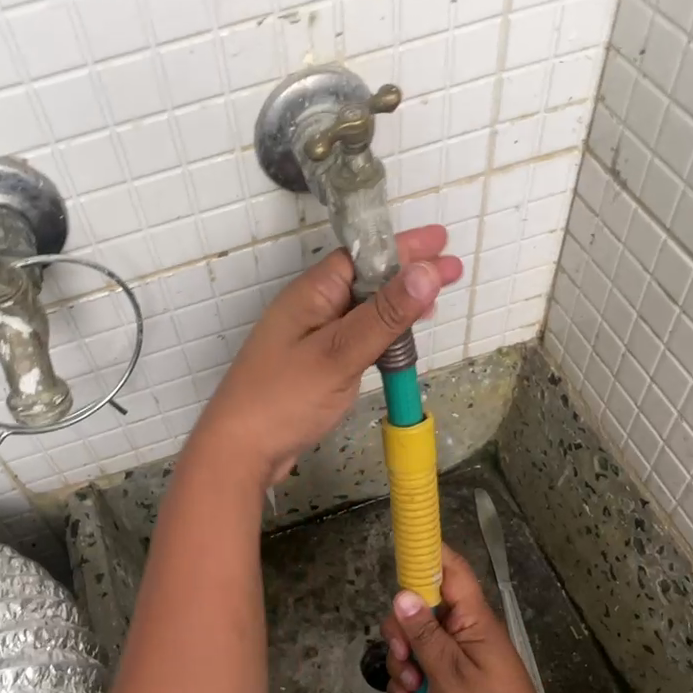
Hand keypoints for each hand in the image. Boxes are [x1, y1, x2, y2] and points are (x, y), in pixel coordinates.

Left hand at [189, 226, 463, 488]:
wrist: (240, 452)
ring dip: (397, 306)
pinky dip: (380, 336)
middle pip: (364, 281)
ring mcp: (310, 341)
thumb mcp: (339, 354)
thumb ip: (384, 316)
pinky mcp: (313, 369)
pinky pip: (354, 340)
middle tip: (453, 270)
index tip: (442, 241)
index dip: (402, 248)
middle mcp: (310, 310)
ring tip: (435, 303)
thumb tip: (428, 271)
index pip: (362, 257)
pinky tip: (399, 344)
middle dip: (408, 274)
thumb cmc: (284, 399)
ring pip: (361, 312)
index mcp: (311, 295)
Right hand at [381, 546, 568, 692]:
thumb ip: (424, 635)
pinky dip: (407, 684)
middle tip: (403, 658)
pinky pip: (416, 669)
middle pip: (419, 608)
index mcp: (473, 619)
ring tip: (412, 691)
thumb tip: (402, 594)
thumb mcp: (451, 675)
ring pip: (412, 642)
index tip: (397, 553)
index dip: (426, 554)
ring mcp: (453, 656)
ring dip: (402, 664)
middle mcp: (462, 631)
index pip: (450, 570)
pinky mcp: (445, 680)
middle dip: (400, 632)